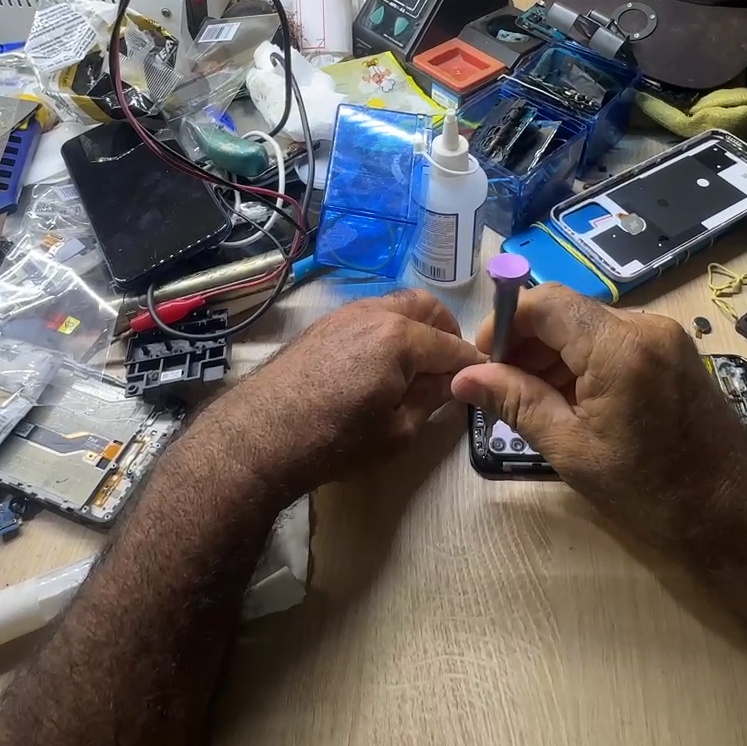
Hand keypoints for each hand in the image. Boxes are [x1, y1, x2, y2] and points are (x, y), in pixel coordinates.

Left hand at [190, 290, 480, 503]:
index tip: (485, 376)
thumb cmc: (336, 440)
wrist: (261, 435)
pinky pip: (370, 314)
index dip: (473, 363)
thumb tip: (451, 380)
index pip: (453, 345)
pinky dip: (388, 329)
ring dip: (416, 327)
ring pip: (397, 305)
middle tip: (449, 366)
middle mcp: (376, 312)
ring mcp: (346, 313)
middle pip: (427, 307)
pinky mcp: (324, 323)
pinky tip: (380, 362)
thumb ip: (430, 399)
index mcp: (401, 337)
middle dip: (447, 331)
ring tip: (415, 365)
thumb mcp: (397, 431)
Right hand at [451, 285, 746, 559]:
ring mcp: (664, 335)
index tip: (483, 360)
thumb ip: (515, 402)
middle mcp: (645, 325)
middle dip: (526, 342)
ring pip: (587, 324)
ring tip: (532, 400)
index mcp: (619, 346)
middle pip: (565, 311)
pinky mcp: (673, 350)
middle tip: (502, 387)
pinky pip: (612, 339)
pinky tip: (570, 399)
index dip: (504, 323)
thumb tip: (463, 377)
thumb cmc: (651, 493)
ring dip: (552, 353)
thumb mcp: (571, 450)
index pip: (544, 302)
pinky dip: (582, 360)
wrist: (738, 518)